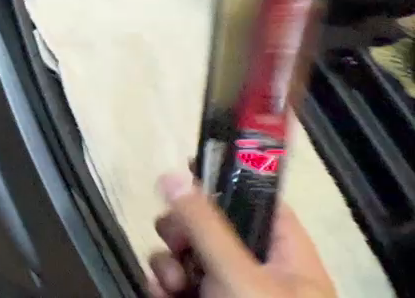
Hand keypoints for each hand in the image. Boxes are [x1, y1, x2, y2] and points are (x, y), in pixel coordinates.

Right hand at [147, 172, 334, 297]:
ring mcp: (233, 294)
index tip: (187, 167)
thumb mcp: (236, 274)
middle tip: (174, 239)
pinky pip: (176, 282)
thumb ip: (203, 223)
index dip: (229, 183)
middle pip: (212, 228)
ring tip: (169, 283)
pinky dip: (162, 284)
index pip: (266, 207)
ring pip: (187, 256)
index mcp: (291, 264)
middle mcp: (263, 275)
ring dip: (167, 263)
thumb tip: (171, 172)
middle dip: (180, 231)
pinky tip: (161, 293)